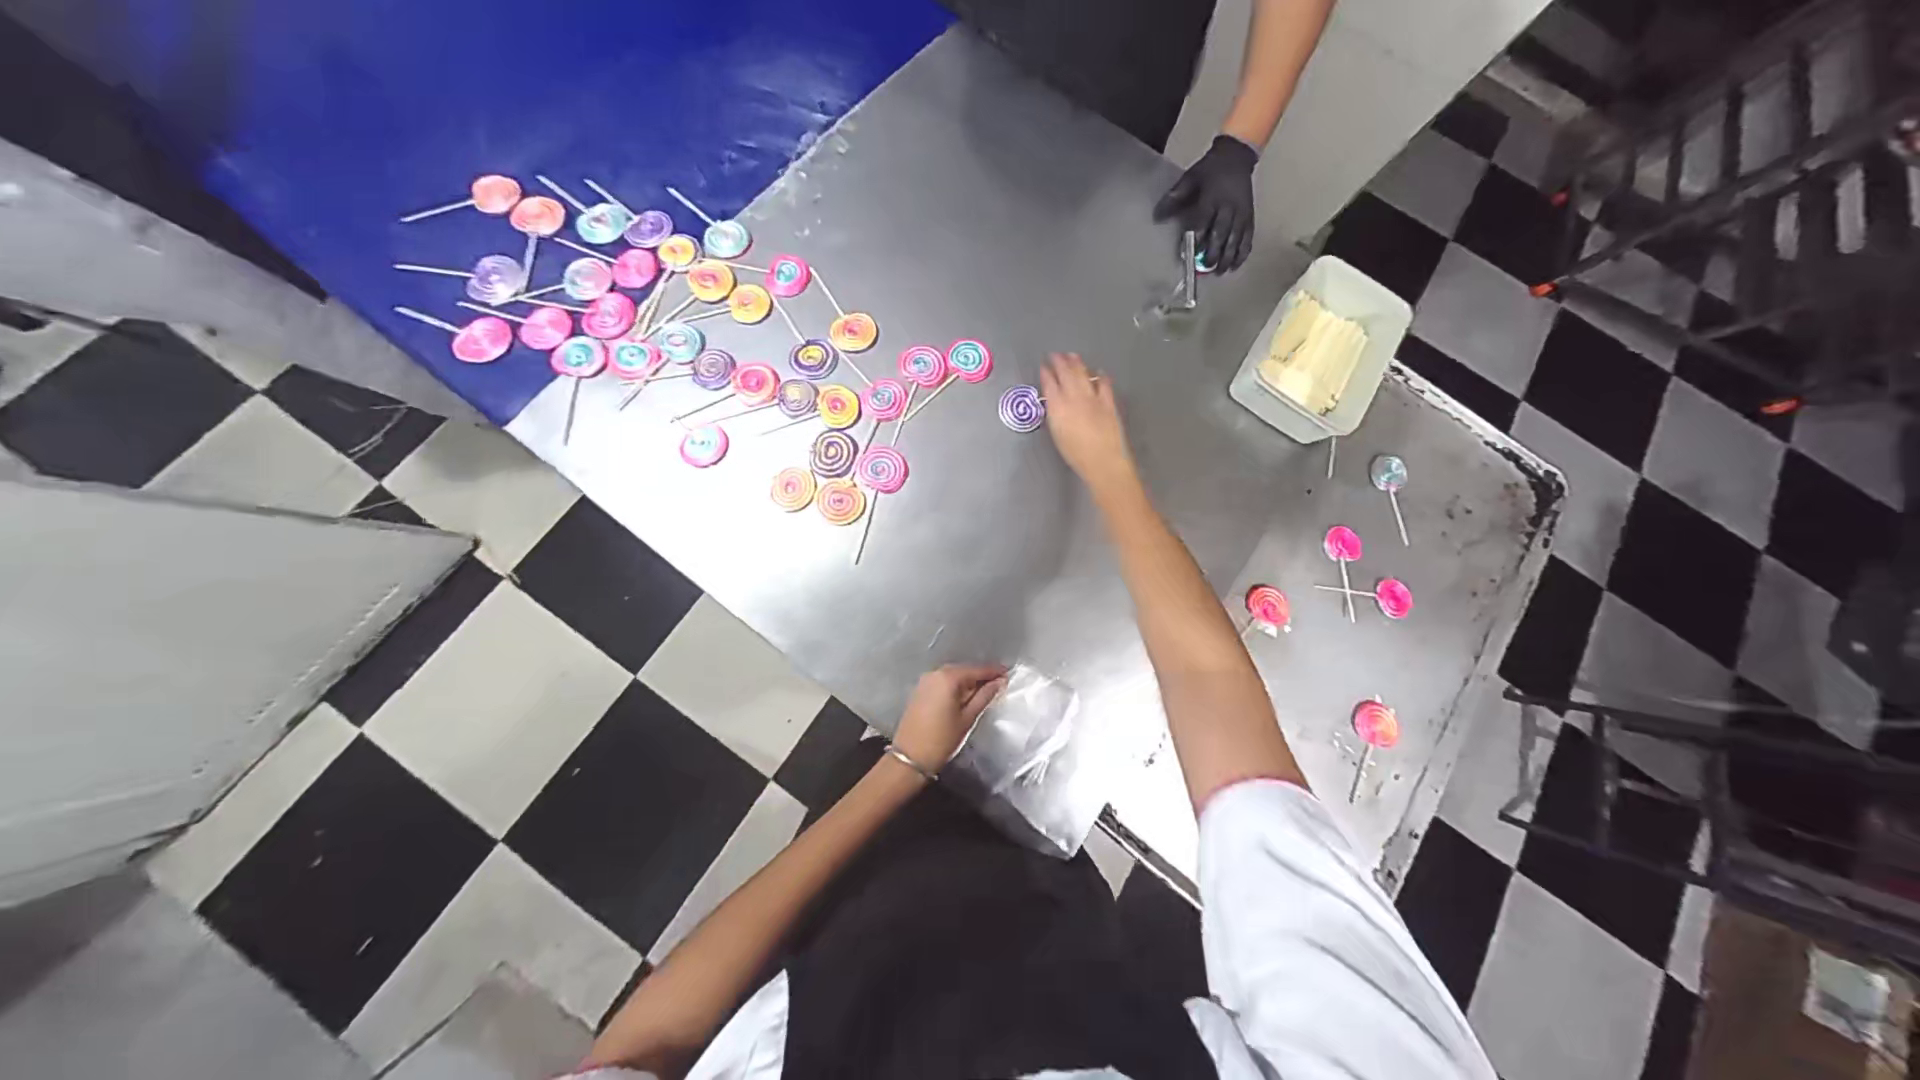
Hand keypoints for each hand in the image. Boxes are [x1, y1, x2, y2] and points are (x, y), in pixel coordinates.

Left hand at [893, 663, 1007, 774]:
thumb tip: (999, 682)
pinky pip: (942, 682)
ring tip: (984, 691)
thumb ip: (984, 696)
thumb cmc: (942, 739)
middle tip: (999, 684)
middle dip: (980, 676)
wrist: (910, 757)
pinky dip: (955, 686)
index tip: (1008, 674)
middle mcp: (935, 673)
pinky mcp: (919, 690)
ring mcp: (925, 681)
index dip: (994, 671)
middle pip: (964, 670)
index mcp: (949, 678)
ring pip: (953, 676)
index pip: (977, 670)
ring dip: (968, 682)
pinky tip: (964, 696)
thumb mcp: (968, 718)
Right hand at [1040, 352, 1134, 493]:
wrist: (1103, 461)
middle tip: (1056, 354)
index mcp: (1058, 407)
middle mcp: (1074, 398)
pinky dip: (1100, 376)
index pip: (1049, 384)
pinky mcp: (1108, 402)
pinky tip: (1099, 372)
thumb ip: (1055, 414)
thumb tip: (1054, 403)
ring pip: (1084, 375)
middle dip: (1060, 362)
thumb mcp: (1057, 434)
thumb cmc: (1075, 454)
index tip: (1043, 366)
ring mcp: (1093, 398)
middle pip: (1066, 374)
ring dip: (1077, 364)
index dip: (1046, 373)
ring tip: (1072, 356)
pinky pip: (1104, 384)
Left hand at [1152, 134, 1257, 272]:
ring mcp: (1242, 212)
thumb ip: (1175, 197)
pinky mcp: (1250, 215)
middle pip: (1222, 233)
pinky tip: (1236, 264)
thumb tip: (1156, 217)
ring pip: (1237, 237)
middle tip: (1206, 268)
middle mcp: (1229, 206)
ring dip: (1229, 256)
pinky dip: (1243, 251)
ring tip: (1220, 272)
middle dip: (1214, 252)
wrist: (1236, 156)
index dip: (1197, 238)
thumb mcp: (1190, 178)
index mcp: (1212, 197)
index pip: (1203, 221)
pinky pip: (1248, 236)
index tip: (1190, 254)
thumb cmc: (1209, 169)